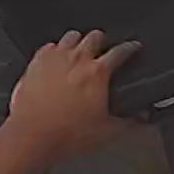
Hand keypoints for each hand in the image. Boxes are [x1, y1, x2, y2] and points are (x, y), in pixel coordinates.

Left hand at [4, 30, 140, 163]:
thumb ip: (128, 122)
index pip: (121, 51)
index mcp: (98, 73)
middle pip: (95, 36)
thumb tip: (141, 116)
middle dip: (102, 40)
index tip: (133, 47)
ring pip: (71, 36)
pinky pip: (48, 47)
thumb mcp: (106, 132)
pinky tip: (55, 58)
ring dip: (78, 41)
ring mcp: (55, 59)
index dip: (131, 47)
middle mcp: (78, 59)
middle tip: (104, 48)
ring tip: (79, 50)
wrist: (32, 137)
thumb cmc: (67, 134)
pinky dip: (54, 50)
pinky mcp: (35, 64)